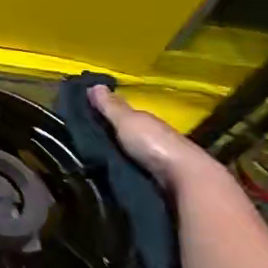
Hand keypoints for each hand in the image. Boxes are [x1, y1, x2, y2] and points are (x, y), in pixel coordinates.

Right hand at [85, 85, 214, 187]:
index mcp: (147, 122)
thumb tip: (94, 84)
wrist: (186, 180)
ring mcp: (159, 162)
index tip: (83, 116)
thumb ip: (111, 107)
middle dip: (110, 138)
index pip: (124, 115)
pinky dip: (126, 172)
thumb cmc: (154, 144)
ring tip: (92, 164)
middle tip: (82, 143)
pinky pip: (137, 173)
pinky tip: (112, 178)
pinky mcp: (160, 182)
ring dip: (118, 157)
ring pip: (132, 155)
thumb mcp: (127, 121)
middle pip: (128, 136)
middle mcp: (154, 138)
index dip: (106, 114)